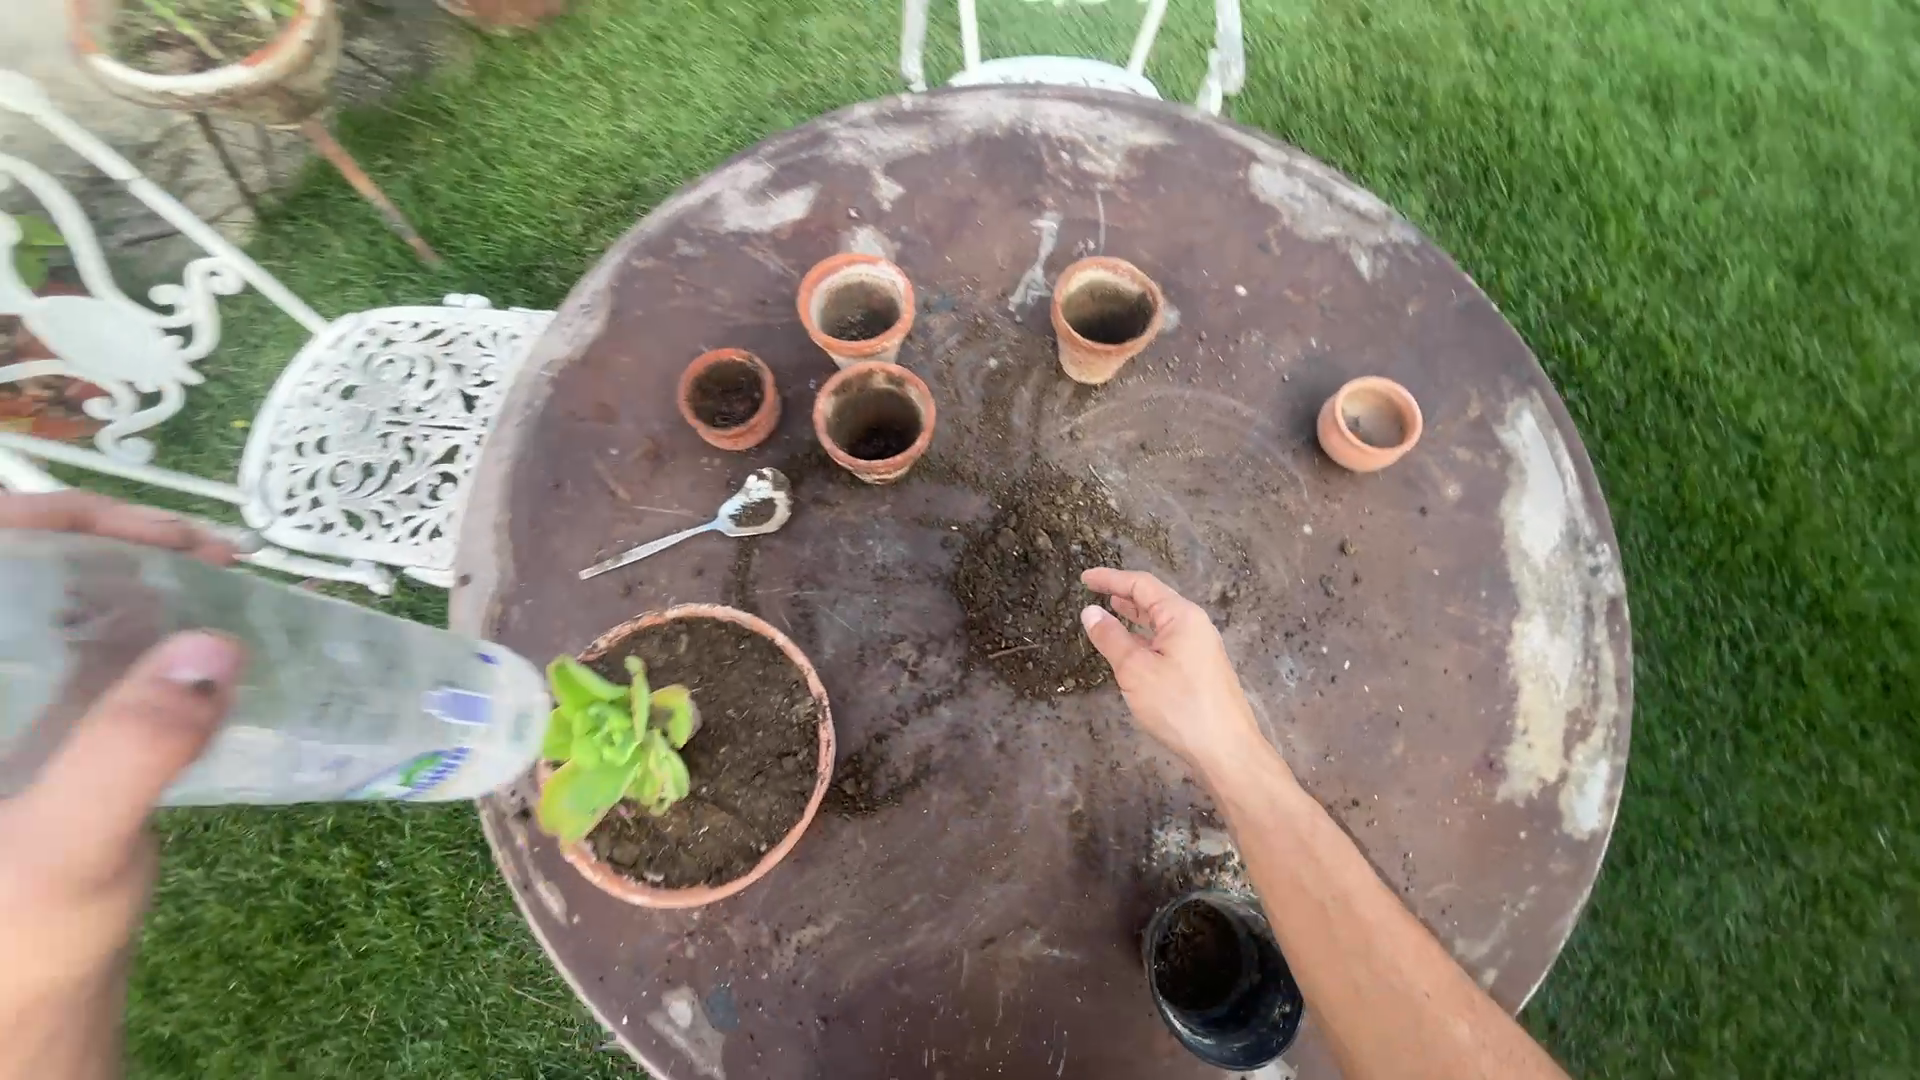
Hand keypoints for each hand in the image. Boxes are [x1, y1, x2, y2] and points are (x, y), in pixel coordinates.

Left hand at [0, 493, 245, 1079]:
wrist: (16, 995)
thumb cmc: (11, 937)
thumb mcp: (64, 852)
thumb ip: (130, 752)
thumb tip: (216, 646)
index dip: (51, 522)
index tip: (155, 536)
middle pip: (19, 565)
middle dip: (114, 537)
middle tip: (213, 553)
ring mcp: (5, 698)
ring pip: (60, 593)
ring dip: (147, 569)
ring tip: (233, 575)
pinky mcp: (47, 716)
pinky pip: (101, 639)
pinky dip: (166, 616)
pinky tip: (227, 623)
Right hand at [1077, 568, 1271, 782]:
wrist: (1226, 750)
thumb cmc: (1179, 705)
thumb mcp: (1135, 670)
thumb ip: (1111, 637)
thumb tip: (1090, 611)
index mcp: (1181, 616)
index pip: (1141, 584)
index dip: (1111, 578)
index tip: (1085, 578)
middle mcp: (1194, 625)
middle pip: (1155, 600)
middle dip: (1124, 593)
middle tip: (1094, 591)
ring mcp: (1200, 648)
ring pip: (1162, 622)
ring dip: (1135, 615)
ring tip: (1111, 610)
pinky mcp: (1200, 669)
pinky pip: (1167, 641)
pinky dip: (1145, 636)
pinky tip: (1132, 647)